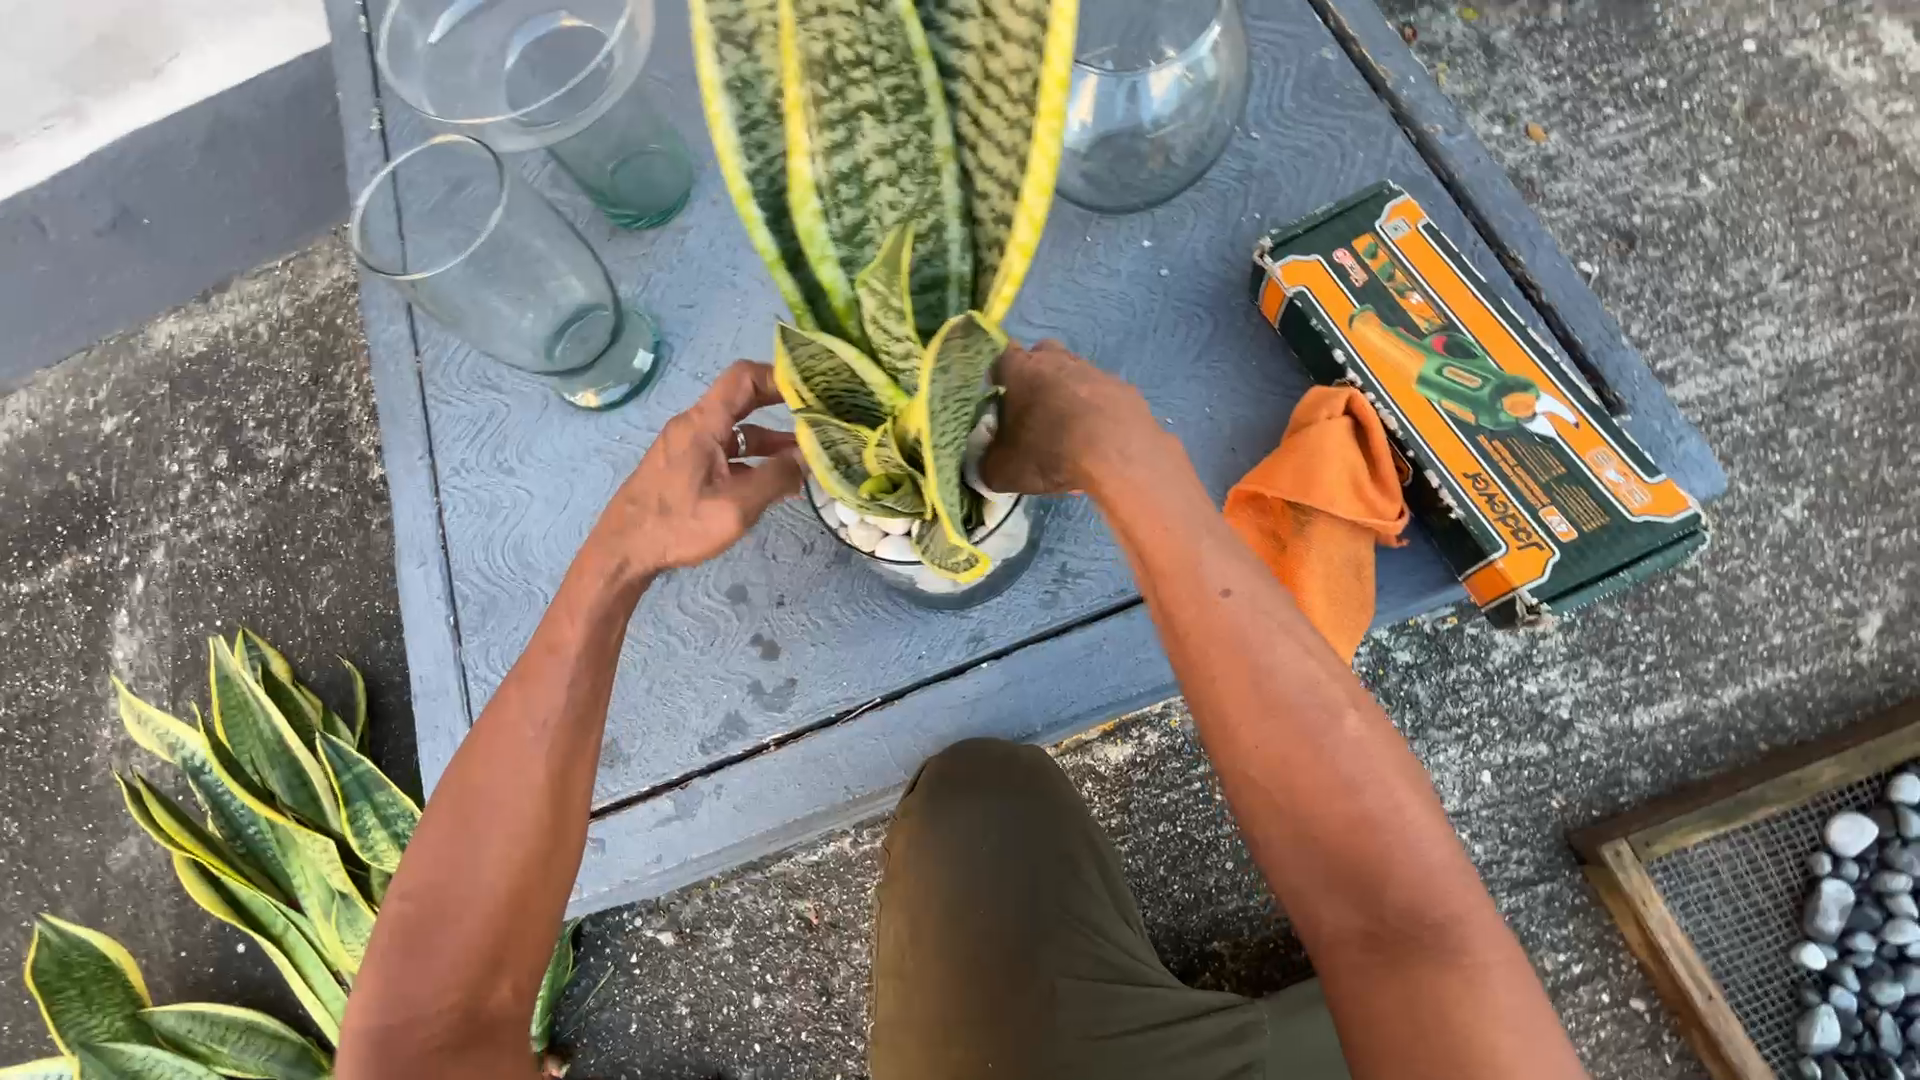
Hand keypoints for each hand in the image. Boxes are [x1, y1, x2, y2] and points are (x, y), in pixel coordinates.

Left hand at [587, 361, 802, 581]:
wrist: (624, 551)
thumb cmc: (678, 525)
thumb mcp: (736, 506)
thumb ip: (776, 478)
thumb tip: (807, 459)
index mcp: (703, 423)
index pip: (744, 377)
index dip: (779, 375)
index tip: (813, 388)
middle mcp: (696, 426)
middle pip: (744, 399)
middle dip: (782, 404)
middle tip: (818, 413)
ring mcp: (690, 446)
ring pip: (739, 431)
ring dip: (773, 440)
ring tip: (807, 457)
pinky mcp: (688, 467)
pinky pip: (728, 452)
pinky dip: (755, 460)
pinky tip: (778, 482)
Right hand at [980, 339, 1163, 495]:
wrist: (1118, 452)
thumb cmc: (1049, 452)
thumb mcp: (1002, 471)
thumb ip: (987, 464)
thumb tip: (987, 465)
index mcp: (1020, 369)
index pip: (1001, 359)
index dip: (998, 379)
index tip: (999, 402)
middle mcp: (1056, 359)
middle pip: (1040, 357)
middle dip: (1034, 378)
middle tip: (1032, 411)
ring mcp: (1093, 370)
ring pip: (1073, 374)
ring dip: (1067, 395)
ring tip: (1067, 432)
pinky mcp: (1123, 388)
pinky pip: (1101, 395)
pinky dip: (1096, 411)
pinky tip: (1096, 439)